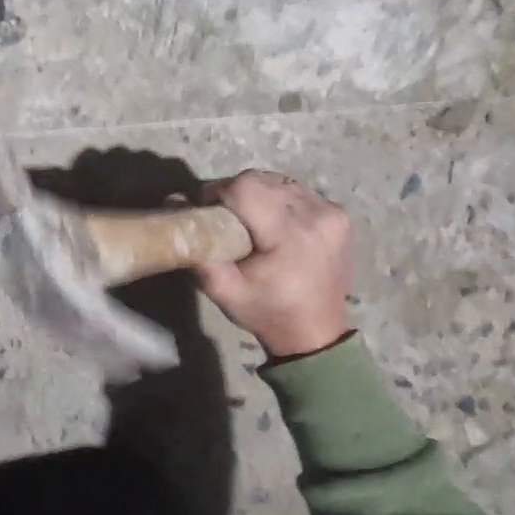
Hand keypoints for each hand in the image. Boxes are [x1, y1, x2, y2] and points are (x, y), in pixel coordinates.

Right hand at [195, 170, 355, 358]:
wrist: (315, 333)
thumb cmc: (266, 311)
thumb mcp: (221, 289)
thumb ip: (195, 246)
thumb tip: (174, 200)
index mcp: (292, 234)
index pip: (245, 187)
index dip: (218, 194)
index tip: (210, 214)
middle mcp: (318, 215)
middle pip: (260, 180)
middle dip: (235, 193)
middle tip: (226, 221)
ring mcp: (333, 213)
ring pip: (277, 182)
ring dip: (257, 195)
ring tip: (249, 223)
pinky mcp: (339, 214)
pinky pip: (296, 191)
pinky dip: (277, 201)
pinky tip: (273, 224)